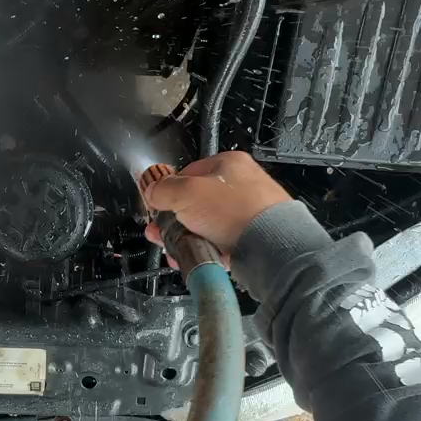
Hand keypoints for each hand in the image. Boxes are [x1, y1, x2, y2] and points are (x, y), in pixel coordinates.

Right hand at [141, 151, 291, 254]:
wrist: (270, 246)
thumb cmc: (233, 211)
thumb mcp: (186, 193)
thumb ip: (163, 189)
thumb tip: (150, 190)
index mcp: (228, 164)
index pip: (187, 173)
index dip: (168, 192)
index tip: (156, 208)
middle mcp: (241, 184)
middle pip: (195, 202)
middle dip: (173, 221)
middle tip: (159, 233)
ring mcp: (248, 212)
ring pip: (206, 224)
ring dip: (186, 237)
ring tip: (174, 251)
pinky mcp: (251, 237)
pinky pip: (220, 242)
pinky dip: (205, 249)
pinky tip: (194, 257)